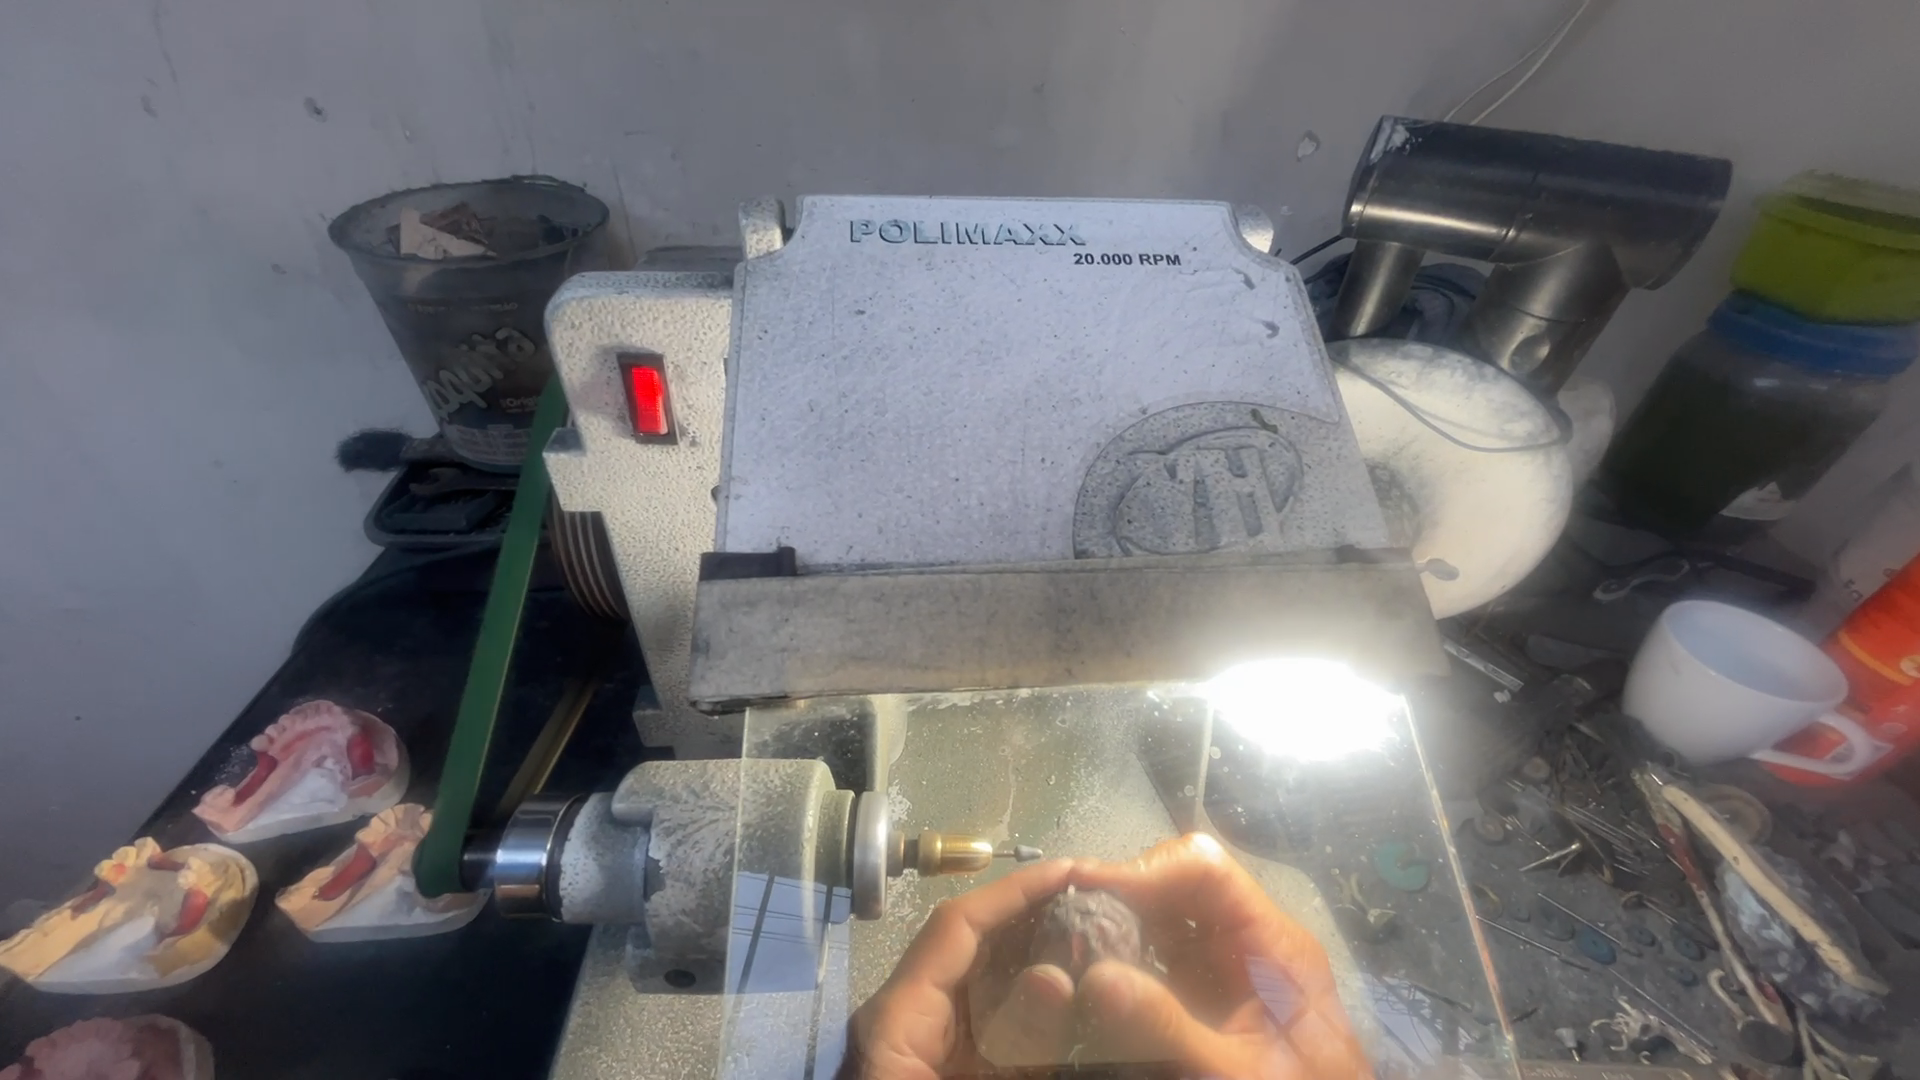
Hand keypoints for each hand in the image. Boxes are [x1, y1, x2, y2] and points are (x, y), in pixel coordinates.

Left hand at [845, 858, 1079, 1078]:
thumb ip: (1014, 1039)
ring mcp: (924, 1036)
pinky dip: (1028, 999)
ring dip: (1035, 952)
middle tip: (1092, 897)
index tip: (1066, 871)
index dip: (1013, 890)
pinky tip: (1071, 991)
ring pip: (984, 975)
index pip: (956, 924)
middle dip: (1031, 914)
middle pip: (972, 941)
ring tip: (1091, 931)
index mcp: (898, 1014)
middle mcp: (909, 1013)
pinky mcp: (942, 1059)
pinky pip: (987, 1013)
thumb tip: (1055, 976)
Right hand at [1066, 833, 1370, 1079]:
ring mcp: (1225, 965)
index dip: (1145, 869)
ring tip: (1070, 939)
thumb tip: (1094, 977)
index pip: (1205, 868)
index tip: (1089, 888)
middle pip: (1177, 881)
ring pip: (1162, 912)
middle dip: (1122, 893)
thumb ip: (1169, 1026)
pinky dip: (1123, 953)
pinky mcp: (1206, 993)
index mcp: (1273, 942)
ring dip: (1117, 920)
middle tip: (1067, 914)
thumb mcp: (1236, 1075)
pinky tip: (1094, 970)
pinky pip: (1158, 951)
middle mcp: (1248, 938)